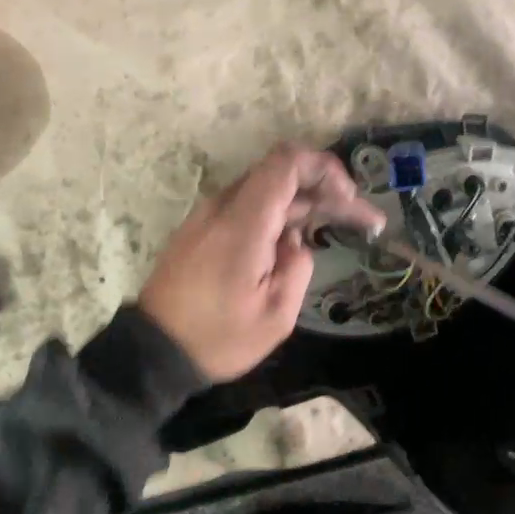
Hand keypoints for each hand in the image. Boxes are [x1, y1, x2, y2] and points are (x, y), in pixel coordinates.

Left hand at [139, 145, 383, 381]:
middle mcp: (222, 208)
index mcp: (242, 222)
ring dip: (301, 203)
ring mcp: (207, 217)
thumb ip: (297, 267)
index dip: (324, 168)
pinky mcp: (200, 230)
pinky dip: (276, 214)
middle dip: (323, 188)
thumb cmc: (217, 337)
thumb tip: (295, 241)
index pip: (286, 163)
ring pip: (263, 190)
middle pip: (278, 173)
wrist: (154, 349)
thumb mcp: (275, 315)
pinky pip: (244, 207)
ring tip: (336, 228)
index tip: (349, 198)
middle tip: (360, 219)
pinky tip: (297, 240)